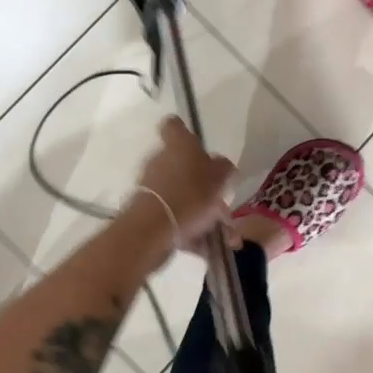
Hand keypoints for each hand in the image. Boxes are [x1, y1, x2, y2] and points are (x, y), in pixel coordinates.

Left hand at [128, 117, 235, 251]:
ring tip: (222, 234)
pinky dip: (191, 232)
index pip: (174, 125)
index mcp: (178, 144)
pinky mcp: (148, 211)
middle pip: (182, 166)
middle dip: (203, 185)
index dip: (184, 132)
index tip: (198, 146)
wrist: (153, 229)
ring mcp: (152, 185)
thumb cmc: (190, 195)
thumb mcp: (219, 178)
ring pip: (182, 196)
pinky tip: (207, 247)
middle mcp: (160, 160)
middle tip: (222, 204)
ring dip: (201, 213)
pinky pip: (176, 218)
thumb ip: (223, 169)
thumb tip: (222, 166)